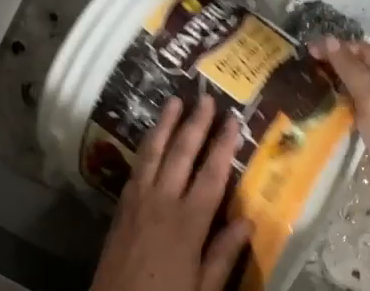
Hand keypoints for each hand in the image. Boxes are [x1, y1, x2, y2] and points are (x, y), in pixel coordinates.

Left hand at [89, 93, 254, 290]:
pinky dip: (147, 146)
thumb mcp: (203, 289)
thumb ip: (223, 254)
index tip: (233, 119)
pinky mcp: (121, 206)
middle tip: (206, 97)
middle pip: (182, 153)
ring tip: (174, 101)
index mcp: (188, 223)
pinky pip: (137, 166)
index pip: (211, 175)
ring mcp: (138, 200)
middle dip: (195, 124)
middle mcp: (162, 202)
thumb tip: (248, 221)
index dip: (224, 145)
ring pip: (154, 152)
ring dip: (166, 125)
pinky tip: (152, 137)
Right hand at [311, 37, 369, 216]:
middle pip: (360, 69)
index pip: (367, 52)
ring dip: (333, 82)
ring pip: (353, 89)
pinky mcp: (369, 132)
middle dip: (335, 63)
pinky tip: (317, 101)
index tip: (314, 48)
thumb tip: (328, 39)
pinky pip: (350, 109)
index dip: (341, 47)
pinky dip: (335, 103)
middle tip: (306, 61)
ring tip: (307, 78)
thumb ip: (350, 68)